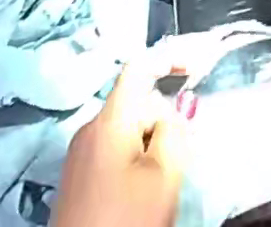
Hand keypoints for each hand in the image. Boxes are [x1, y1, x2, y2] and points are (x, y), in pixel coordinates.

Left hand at [52, 63, 191, 226]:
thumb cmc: (123, 220)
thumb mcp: (160, 181)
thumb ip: (173, 138)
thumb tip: (174, 111)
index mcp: (108, 119)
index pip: (136, 70)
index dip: (165, 60)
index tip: (192, 66)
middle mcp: (89, 127)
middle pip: (134, 107)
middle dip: (160, 124)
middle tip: (176, 165)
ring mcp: (80, 153)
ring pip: (125, 134)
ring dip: (149, 149)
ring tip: (159, 190)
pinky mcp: (78, 178)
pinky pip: (112, 155)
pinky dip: (133, 165)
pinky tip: (139, 200)